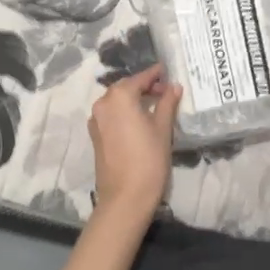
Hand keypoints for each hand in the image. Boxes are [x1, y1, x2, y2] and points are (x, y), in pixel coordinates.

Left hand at [88, 65, 180, 218]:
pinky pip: (111, 114)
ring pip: (117, 101)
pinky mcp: (95, 135)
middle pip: (126, 87)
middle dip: (144, 86)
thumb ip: (167, 103)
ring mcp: (96, 120)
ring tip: (154, 105)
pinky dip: (124, 112)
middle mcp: (103, 103)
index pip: (140, 78)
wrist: (125, 197)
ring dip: (133, 99)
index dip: (155, 75)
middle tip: (165, 91)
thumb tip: (174, 86)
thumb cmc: (148, 160)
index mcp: (119, 96)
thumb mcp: (162, 129)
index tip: (168, 72)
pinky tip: (139, 120)